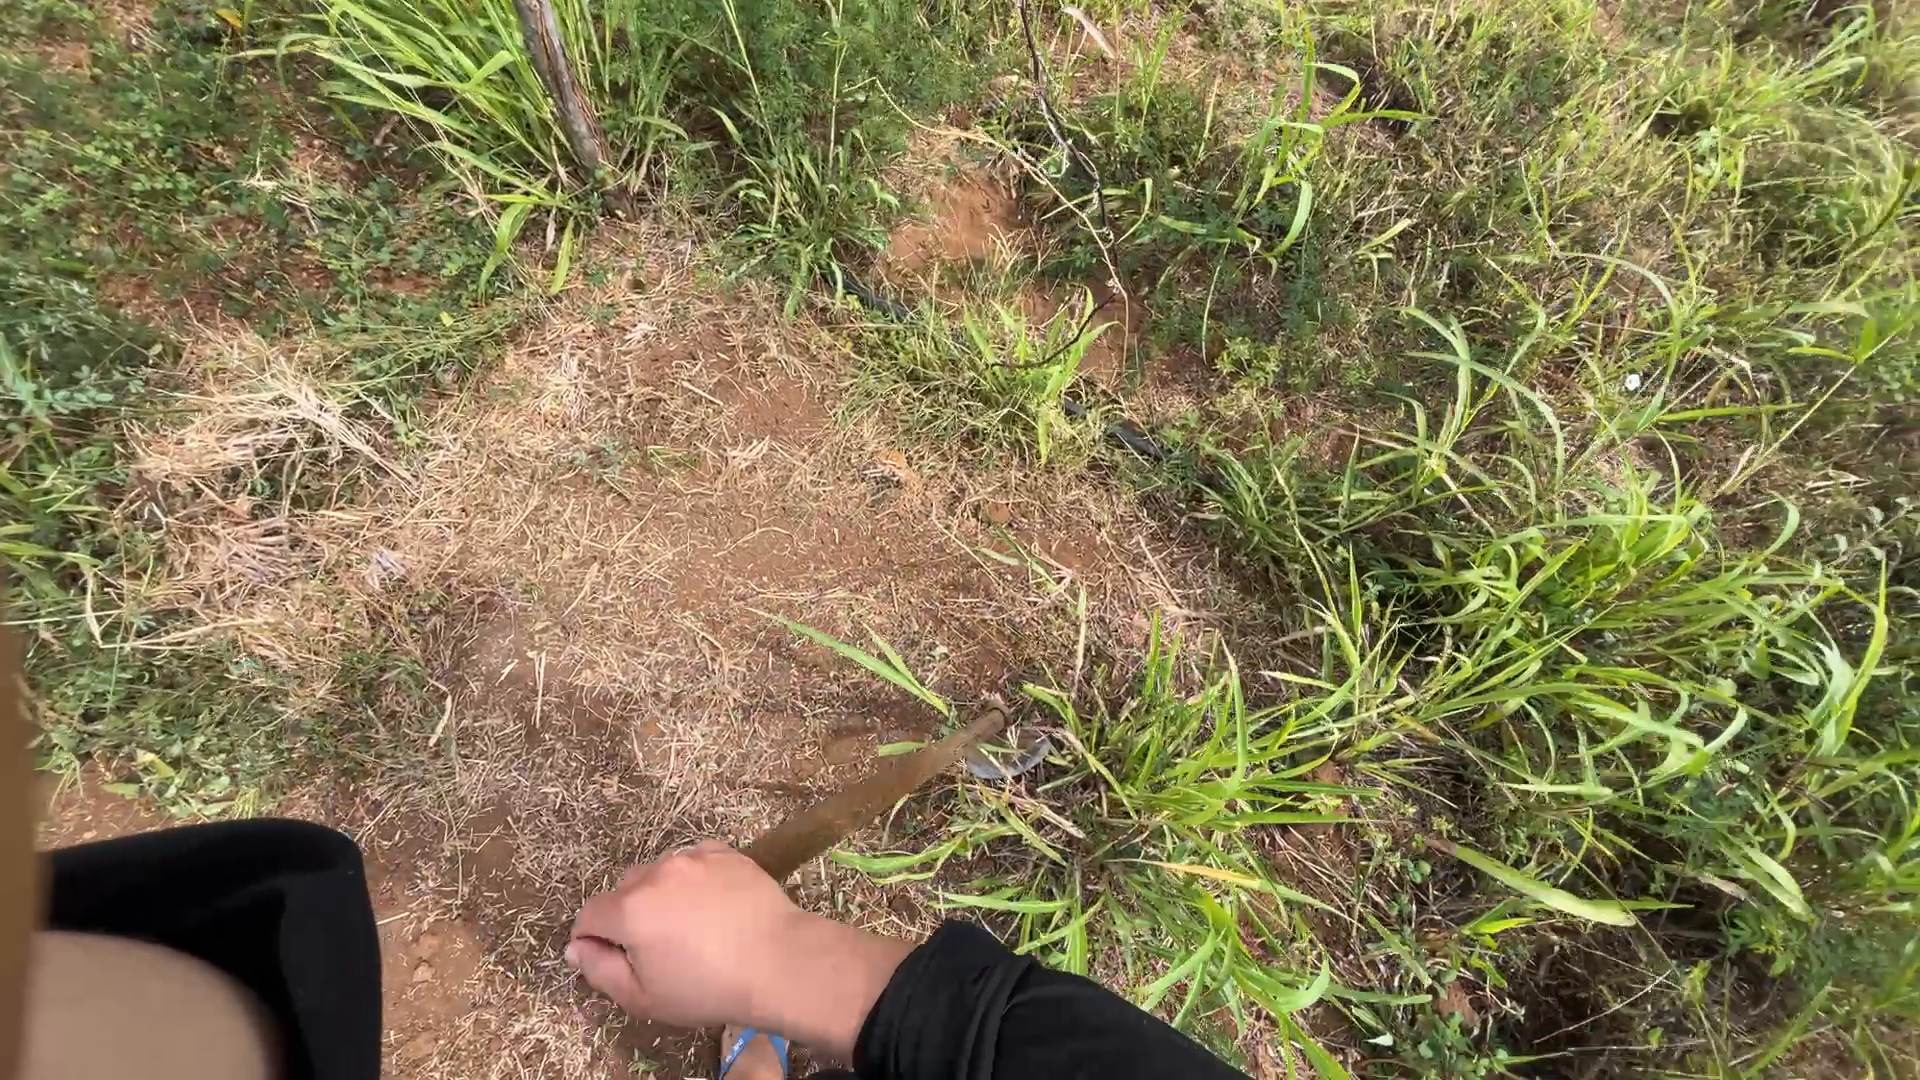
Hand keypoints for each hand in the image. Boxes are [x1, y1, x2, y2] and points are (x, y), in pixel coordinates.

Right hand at [567, 841, 913, 1059]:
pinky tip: (711, 904)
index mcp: (631, 909)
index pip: (590, 914)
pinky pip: (695, 860)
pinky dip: (694, 877)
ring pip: (661, 871)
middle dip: (627, 913)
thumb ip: (600, 968)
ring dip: (662, 892)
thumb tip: (577, 946)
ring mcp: (695, 857)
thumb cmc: (706, 986)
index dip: (593, 937)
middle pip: (625, 888)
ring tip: (688, 924)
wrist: (775, 957)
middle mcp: (659, 872)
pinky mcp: (726, 851)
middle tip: (655, 945)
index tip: (612, 955)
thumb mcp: (642, 996)